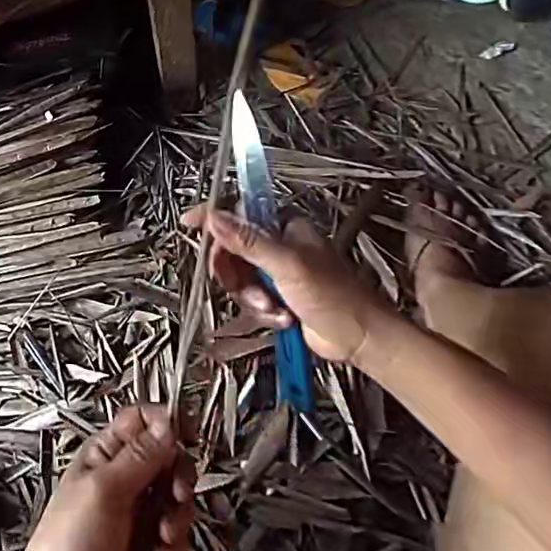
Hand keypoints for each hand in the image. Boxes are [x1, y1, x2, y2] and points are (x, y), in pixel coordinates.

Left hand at [0, 406, 195, 550]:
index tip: (186, 432)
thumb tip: (167, 423)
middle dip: (178, 475)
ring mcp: (136, 518)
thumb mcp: (103, 491)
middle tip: (175, 488)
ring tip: (162, 531)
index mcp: (105, 456)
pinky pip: (178, 539)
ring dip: (177, 516)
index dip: (166, 422)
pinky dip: (174, 549)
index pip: (142, 421)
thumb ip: (139, 456)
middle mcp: (123, 482)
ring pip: (177, 500)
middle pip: (168, 460)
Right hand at [182, 207, 398, 363]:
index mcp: (282, 224)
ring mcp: (275, 269)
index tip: (189, 223)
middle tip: (246, 287)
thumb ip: (248, 241)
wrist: (360, 339)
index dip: (213, 217)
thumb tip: (215, 217)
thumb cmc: (335, 296)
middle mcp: (277, 242)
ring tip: (274, 307)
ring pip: (238, 276)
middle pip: (231, 248)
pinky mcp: (275, 293)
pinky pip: (249, 297)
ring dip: (251, 297)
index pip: (238, 211)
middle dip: (237, 273)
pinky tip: (282, 317)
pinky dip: (262, 310)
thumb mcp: (287, 265)